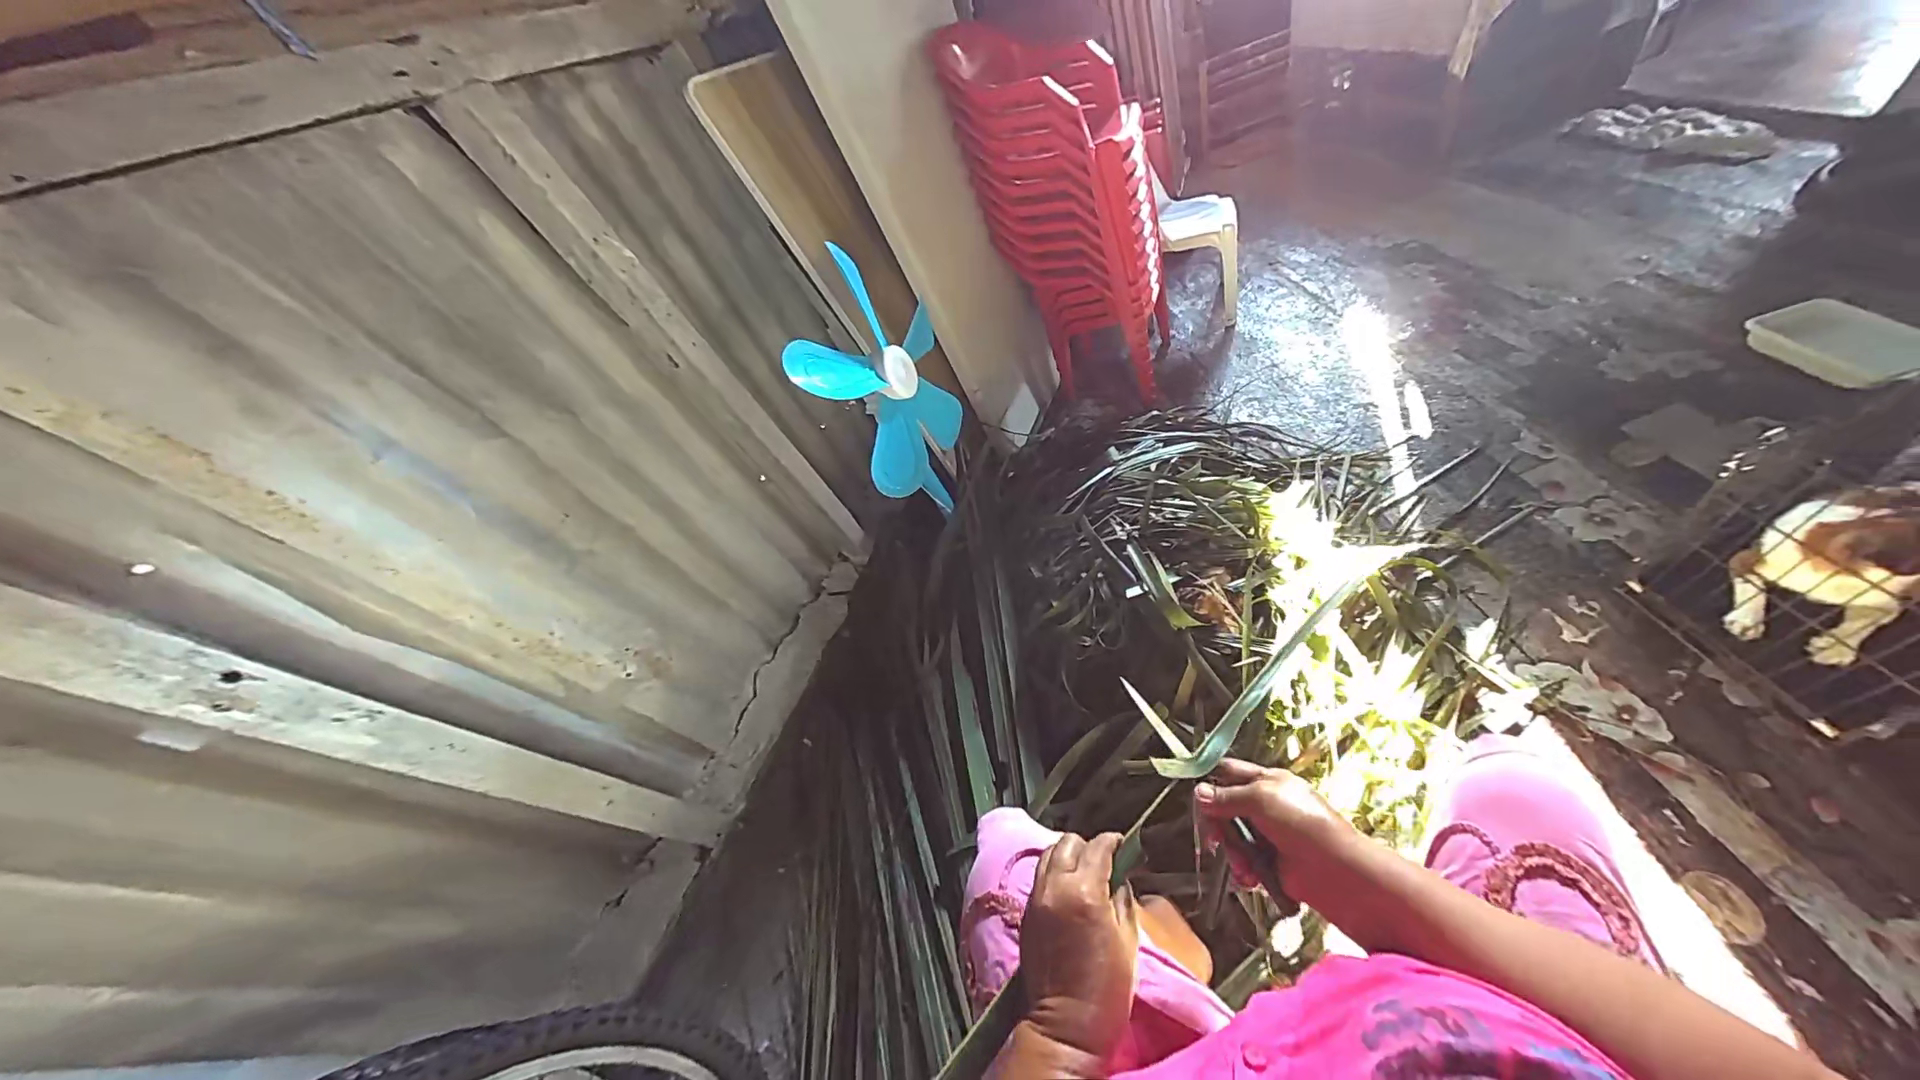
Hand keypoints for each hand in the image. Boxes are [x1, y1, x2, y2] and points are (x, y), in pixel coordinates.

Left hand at [1020, 832, 1137, 1060]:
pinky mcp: (1026, 911)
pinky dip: (1054, 871)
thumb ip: (1122, 902)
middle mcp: (1056, 886)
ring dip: (1067, 855)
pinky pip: (1040, 876)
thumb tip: (1120, 881)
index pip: (1097, 847)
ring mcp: (1036, 897)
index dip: (1113, 841)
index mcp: (1085, 891)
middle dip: (1087, 845)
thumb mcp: (1128, 943)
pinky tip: (1068, 887)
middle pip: (1068, 843)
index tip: (1123, 843)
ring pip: (1049, 854)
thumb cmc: (1105, 992)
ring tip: (1084, 869)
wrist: (1063, 1027)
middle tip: (1104, 860)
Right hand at [1194, 758, 1356, 891]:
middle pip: (1225, 808)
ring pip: (1232, 838)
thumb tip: (1198, 792)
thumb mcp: (1261, 799)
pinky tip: (1249, 877)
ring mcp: (1268, 834)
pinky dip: (1243, 870)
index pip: (1228, 772)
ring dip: (1233, 853)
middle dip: (1218, 825)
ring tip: (1242, 865)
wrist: (1336, 872)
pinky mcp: (1271, 862)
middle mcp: (1266, 805)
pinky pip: (1245, 862)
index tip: (1197, 798)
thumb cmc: (1302, 824)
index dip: (1211, 780)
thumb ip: (1226, 796)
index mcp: (1267, 781)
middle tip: (1215, 838)